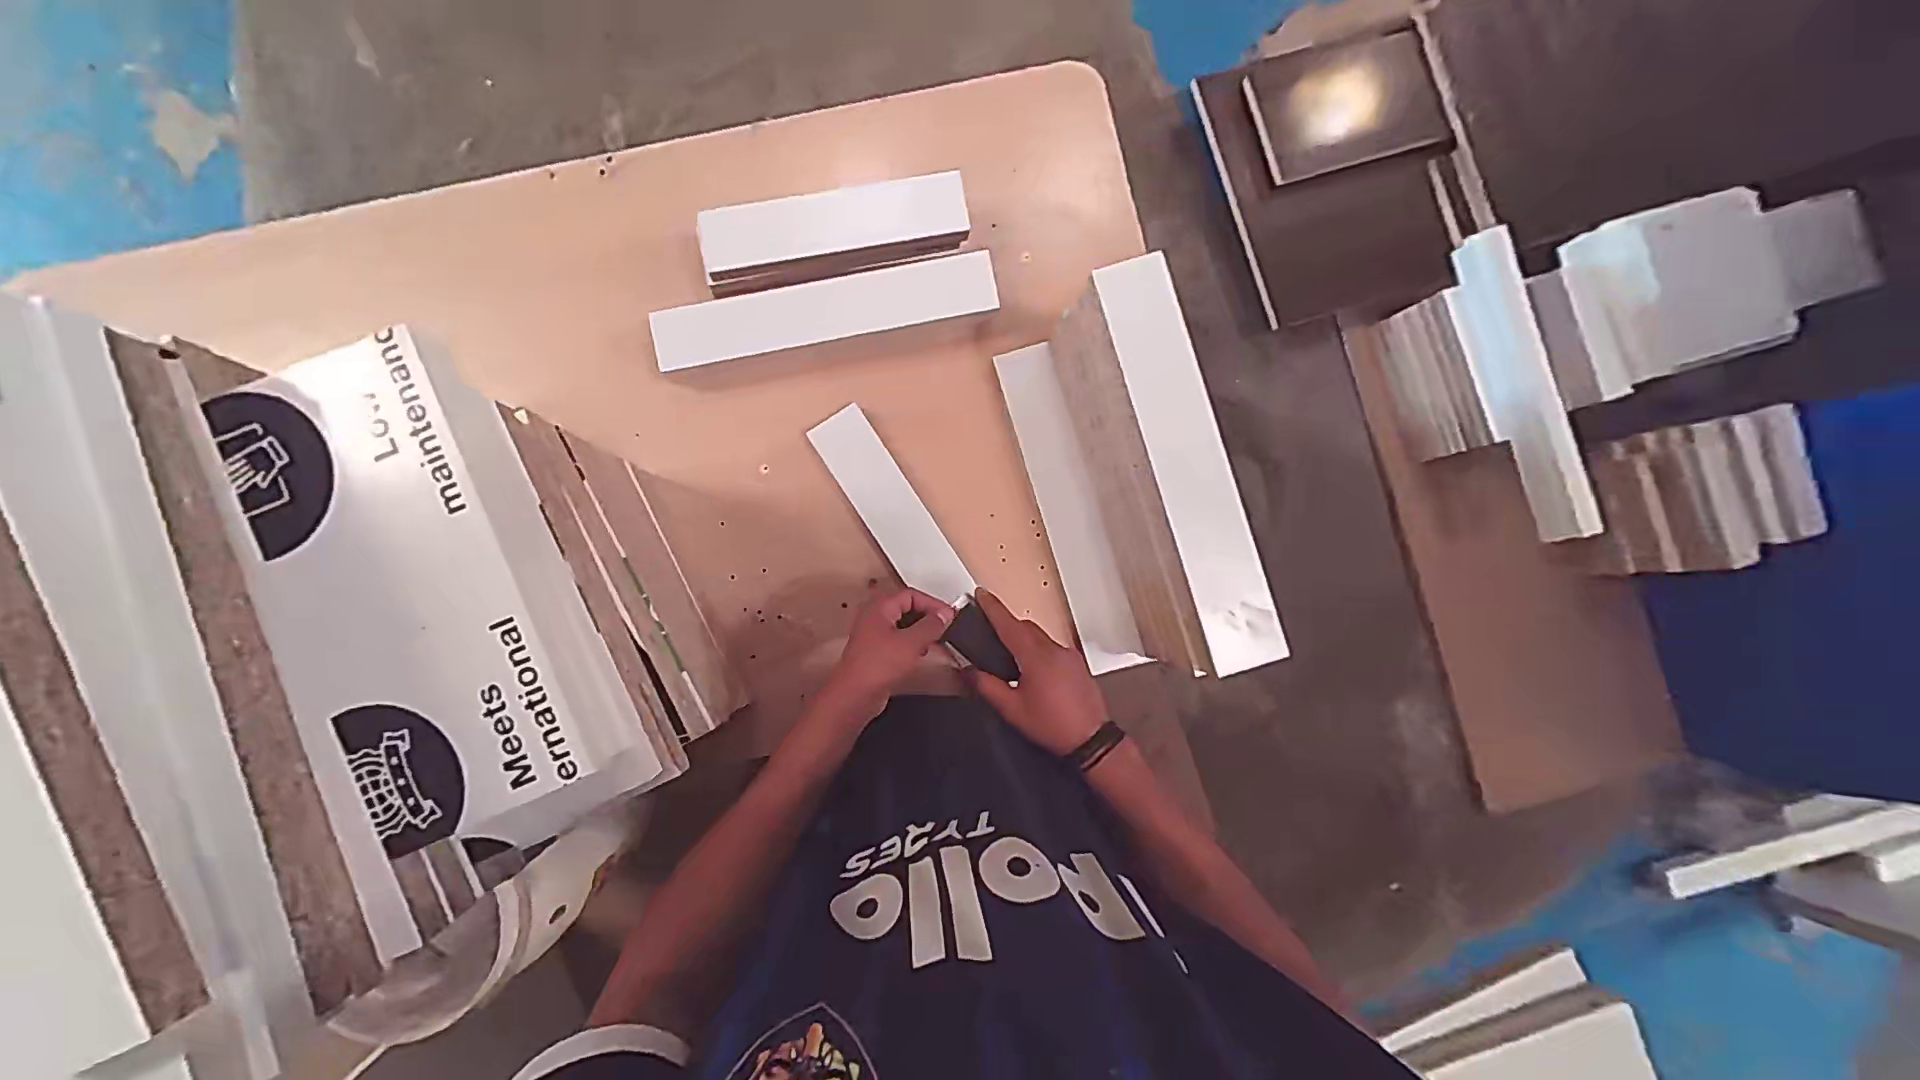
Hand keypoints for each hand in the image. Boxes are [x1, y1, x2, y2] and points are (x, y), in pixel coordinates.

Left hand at [819, 586, 955, 719]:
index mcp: (879, 607)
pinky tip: (919, 654)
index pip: (911, 595)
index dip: (932, 603)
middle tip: (943, 624)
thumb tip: (943, 615)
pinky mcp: (875, 653)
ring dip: (920, 630)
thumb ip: (931, 626)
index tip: (947, 615)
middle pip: (906, 607)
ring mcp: (873, 635)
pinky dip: (911, 644)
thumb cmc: (874, 667)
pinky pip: (898, 641)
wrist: (855, 695)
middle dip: (927, 616)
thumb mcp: (912, 642)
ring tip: (934, 639)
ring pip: (902, 625)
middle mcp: (873, 618)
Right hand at [964, 589, 1108, 755]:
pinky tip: (1032, 670)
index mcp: (1035, 656)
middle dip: (1006, 624)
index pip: (1008, 623)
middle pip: (1025, 626)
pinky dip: (1038, 650)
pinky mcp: (1077, 664)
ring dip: (1023, 639)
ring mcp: (1069, 655)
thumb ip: (987, 686)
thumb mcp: (1012, 709)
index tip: (981, 594)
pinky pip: (1053, 647)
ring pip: (1040, 636)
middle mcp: (1054, 650)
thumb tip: (969, 672)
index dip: (992, 607)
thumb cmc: (1055, 726)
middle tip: (989, 629)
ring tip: (1009, 657)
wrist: (1091, 740)